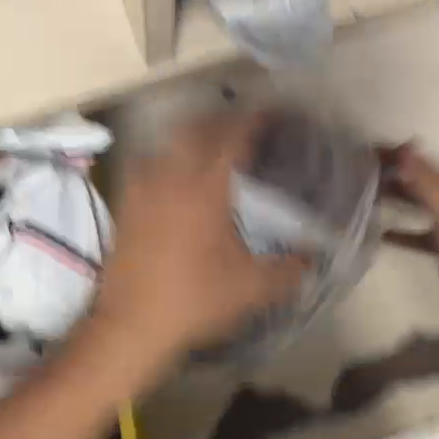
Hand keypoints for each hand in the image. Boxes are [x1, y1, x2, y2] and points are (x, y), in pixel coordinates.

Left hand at [89, 113, 309, 369]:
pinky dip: (167, 158)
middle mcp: (172, 176)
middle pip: (196, 128)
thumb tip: (313, 259)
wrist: (131, 324)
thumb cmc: (194, 301)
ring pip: (169, 143)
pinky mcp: (125, 204)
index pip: (233, 137)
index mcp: (206, 187)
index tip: (271, 115)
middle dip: (222, 120)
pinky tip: (175, 174)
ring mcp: (143, 188)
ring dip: (193, 135)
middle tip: (244, 126)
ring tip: (212, 145)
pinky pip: (147, 164)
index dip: (254, 120)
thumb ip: (288, 270)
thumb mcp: (251, 289)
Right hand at [382, 144, 438, 312]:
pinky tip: (382, 235)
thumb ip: (424, 180)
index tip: (366, 152)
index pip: (419, 162)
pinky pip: (415, 234)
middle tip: (359, 174)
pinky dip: (400, 232)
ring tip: (366, 198)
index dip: (395, 155)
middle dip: (390, 174)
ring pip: (414, 204)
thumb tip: (402, 149)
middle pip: (415, 181)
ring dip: (394, 198)